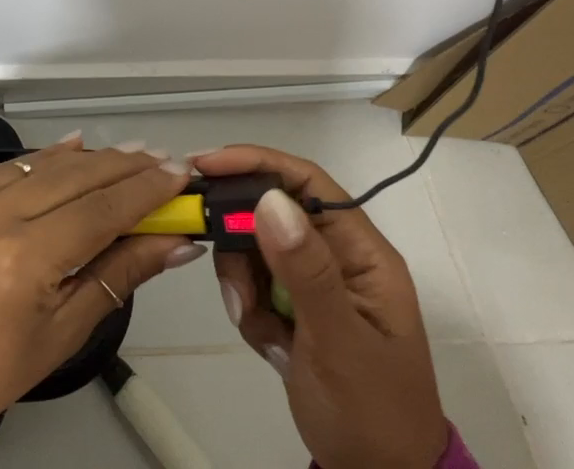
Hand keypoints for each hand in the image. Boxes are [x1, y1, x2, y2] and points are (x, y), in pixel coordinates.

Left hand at [0, 138, 202, 465]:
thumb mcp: (66, 330)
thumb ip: (121, 273)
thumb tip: (177, 242)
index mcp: (21, 260)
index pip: (98, 210)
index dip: (144, 190)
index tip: (179, 174)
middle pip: (71, 177)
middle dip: (121, 166)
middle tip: (160, 159)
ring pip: (36, 165)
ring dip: (84, 159)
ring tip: (126, 155)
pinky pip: (2, 169)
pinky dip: (39, 162)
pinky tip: (70, 152)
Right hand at [193, 146, 447, 468]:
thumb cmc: (369, 409)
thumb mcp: (337, 340)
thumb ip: (304, 269)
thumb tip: (268, 198)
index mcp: (362, 253)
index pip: (306, 183)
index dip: (256, 164)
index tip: (204, 165)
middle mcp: (337, 257)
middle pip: (269, 214)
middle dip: (242, 247)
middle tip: (237, 291)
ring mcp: (313, 283)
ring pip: (253, 251)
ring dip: (244, 287)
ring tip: (261, 330)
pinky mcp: (293, 308)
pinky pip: (251, 286)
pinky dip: (249, 311)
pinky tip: (271, 346)